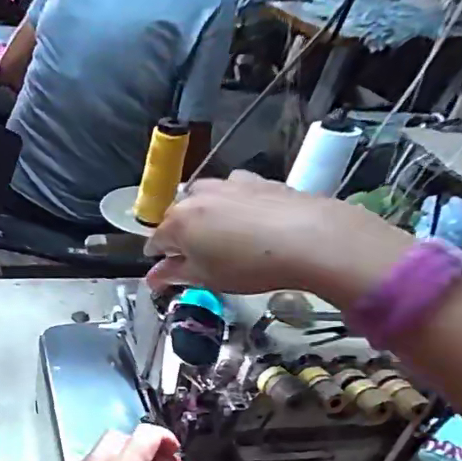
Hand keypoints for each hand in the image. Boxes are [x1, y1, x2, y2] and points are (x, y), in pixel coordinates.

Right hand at [143, 172, 411, 300]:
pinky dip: (232, 205)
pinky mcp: (257, 180)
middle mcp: (197, 196)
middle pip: (177, 217)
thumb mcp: (206, 279)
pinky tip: (249, 223)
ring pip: (204, 199)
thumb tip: (153, 277)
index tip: (169, 274)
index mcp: (177, 222)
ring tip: (225, 241)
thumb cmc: (249, 264)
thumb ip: (175, 275)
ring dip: (206, 217)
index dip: (159, 260)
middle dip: (182, 236)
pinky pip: (233, 192)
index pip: (154, 241)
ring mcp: (227, 184)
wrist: (308, 237)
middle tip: (200, 261)